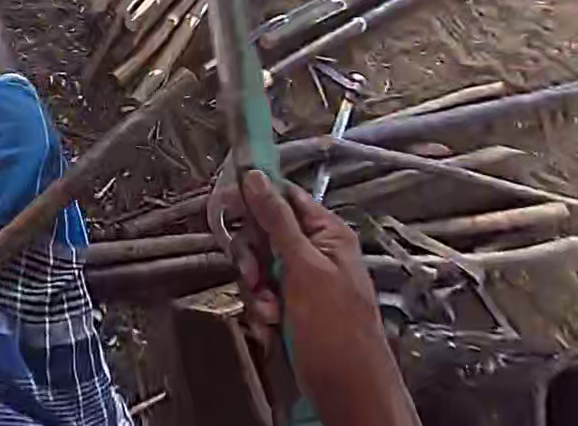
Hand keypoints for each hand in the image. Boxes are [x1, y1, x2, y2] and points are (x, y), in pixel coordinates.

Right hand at [239, 170, 419, 425]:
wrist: (350, 405)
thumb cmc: (340, 338)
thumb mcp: (305, 270)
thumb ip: (277, 220)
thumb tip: (255, 175)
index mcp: (326, 234)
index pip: (282, 193)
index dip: (253, 194)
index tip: (228, 200)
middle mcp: (312, 251)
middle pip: (260, 226)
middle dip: (250, 250)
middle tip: (255, 271)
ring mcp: (298, 279)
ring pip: (253, 258)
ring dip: (253, 283)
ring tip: (268, 307)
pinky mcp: (285, 305)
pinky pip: (255, 288)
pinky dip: (256, 304)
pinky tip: (269, 322)